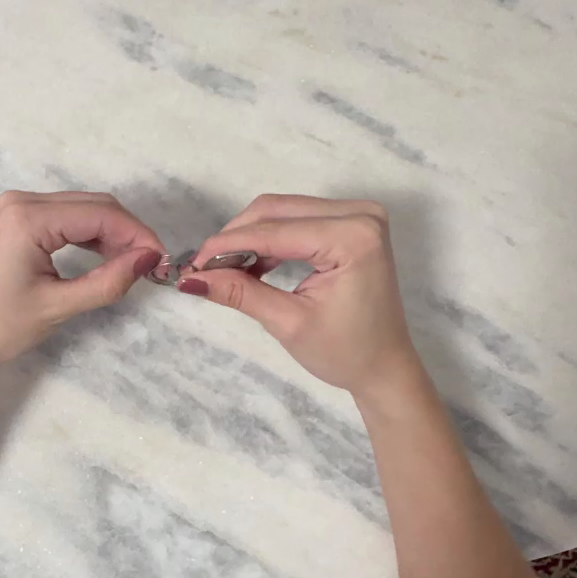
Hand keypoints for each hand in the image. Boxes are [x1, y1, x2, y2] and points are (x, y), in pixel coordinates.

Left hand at [0, 191, 163, 391]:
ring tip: (133, 266)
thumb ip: (107, 282)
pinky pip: (64, 219)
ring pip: (81, 210)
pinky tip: (107, 257)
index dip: (137, 234)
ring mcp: (15, 208)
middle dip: (127, 232)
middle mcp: (21, 201)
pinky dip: (89, 235)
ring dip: (111, 233)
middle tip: (152, 266)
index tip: (162, 261)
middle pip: (93, 205)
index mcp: (27, 218)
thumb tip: (150, 260)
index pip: (99, 214)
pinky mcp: (14, 220)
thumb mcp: (57, 308)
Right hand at [180, 195, 420, 397]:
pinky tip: (252, 264)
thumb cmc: (344, 352)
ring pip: (284, 211)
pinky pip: (298, 220)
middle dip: (235, 237)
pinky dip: (270, 239)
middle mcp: (359, 214)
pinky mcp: (352, 225)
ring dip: (249, 236)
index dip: (227, 245)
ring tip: (224, 270)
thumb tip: (192, 279)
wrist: (384, 367)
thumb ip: (240, 293)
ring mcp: (358, 216)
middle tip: (204, 269)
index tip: (192, 265)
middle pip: (276, 210)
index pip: (274, 231)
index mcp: (352, 236)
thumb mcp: (288, 323)